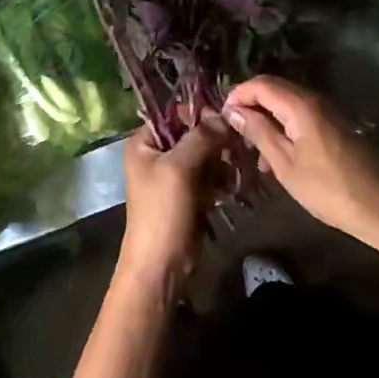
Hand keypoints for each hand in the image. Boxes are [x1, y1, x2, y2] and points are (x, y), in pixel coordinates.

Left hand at [117, 117, 229, 294]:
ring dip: (220, 162)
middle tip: (234, 148)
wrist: (161, 264)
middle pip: (192, 134)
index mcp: (144, 142)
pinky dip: (219, 179)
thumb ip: (201, 137)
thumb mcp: (179, 168)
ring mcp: (173, 174)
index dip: (198, 114)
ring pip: (204, 155)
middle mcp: (156, 153)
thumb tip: (222, 116)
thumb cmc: (162, 211)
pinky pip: (208, 175)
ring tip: (231, 172)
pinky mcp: (188, 193)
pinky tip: (228, 188)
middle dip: (214, 141)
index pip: (173, 114)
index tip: (225, 120)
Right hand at [224, 76, 378, 251]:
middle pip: (274, 89)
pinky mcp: (337, 126)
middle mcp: (315, 100)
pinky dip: (285, 128)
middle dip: (250, 105)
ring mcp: (329, 112)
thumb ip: (258, 132)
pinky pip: (302, 116)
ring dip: (267, 118)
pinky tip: (278, 156)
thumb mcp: (285, 165)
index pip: (260, 84)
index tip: (222, 118)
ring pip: (288, 103)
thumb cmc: (330, 190)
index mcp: (301, 105)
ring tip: (253, 150)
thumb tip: (233, 111)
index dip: (237, 95)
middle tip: (234, 131)